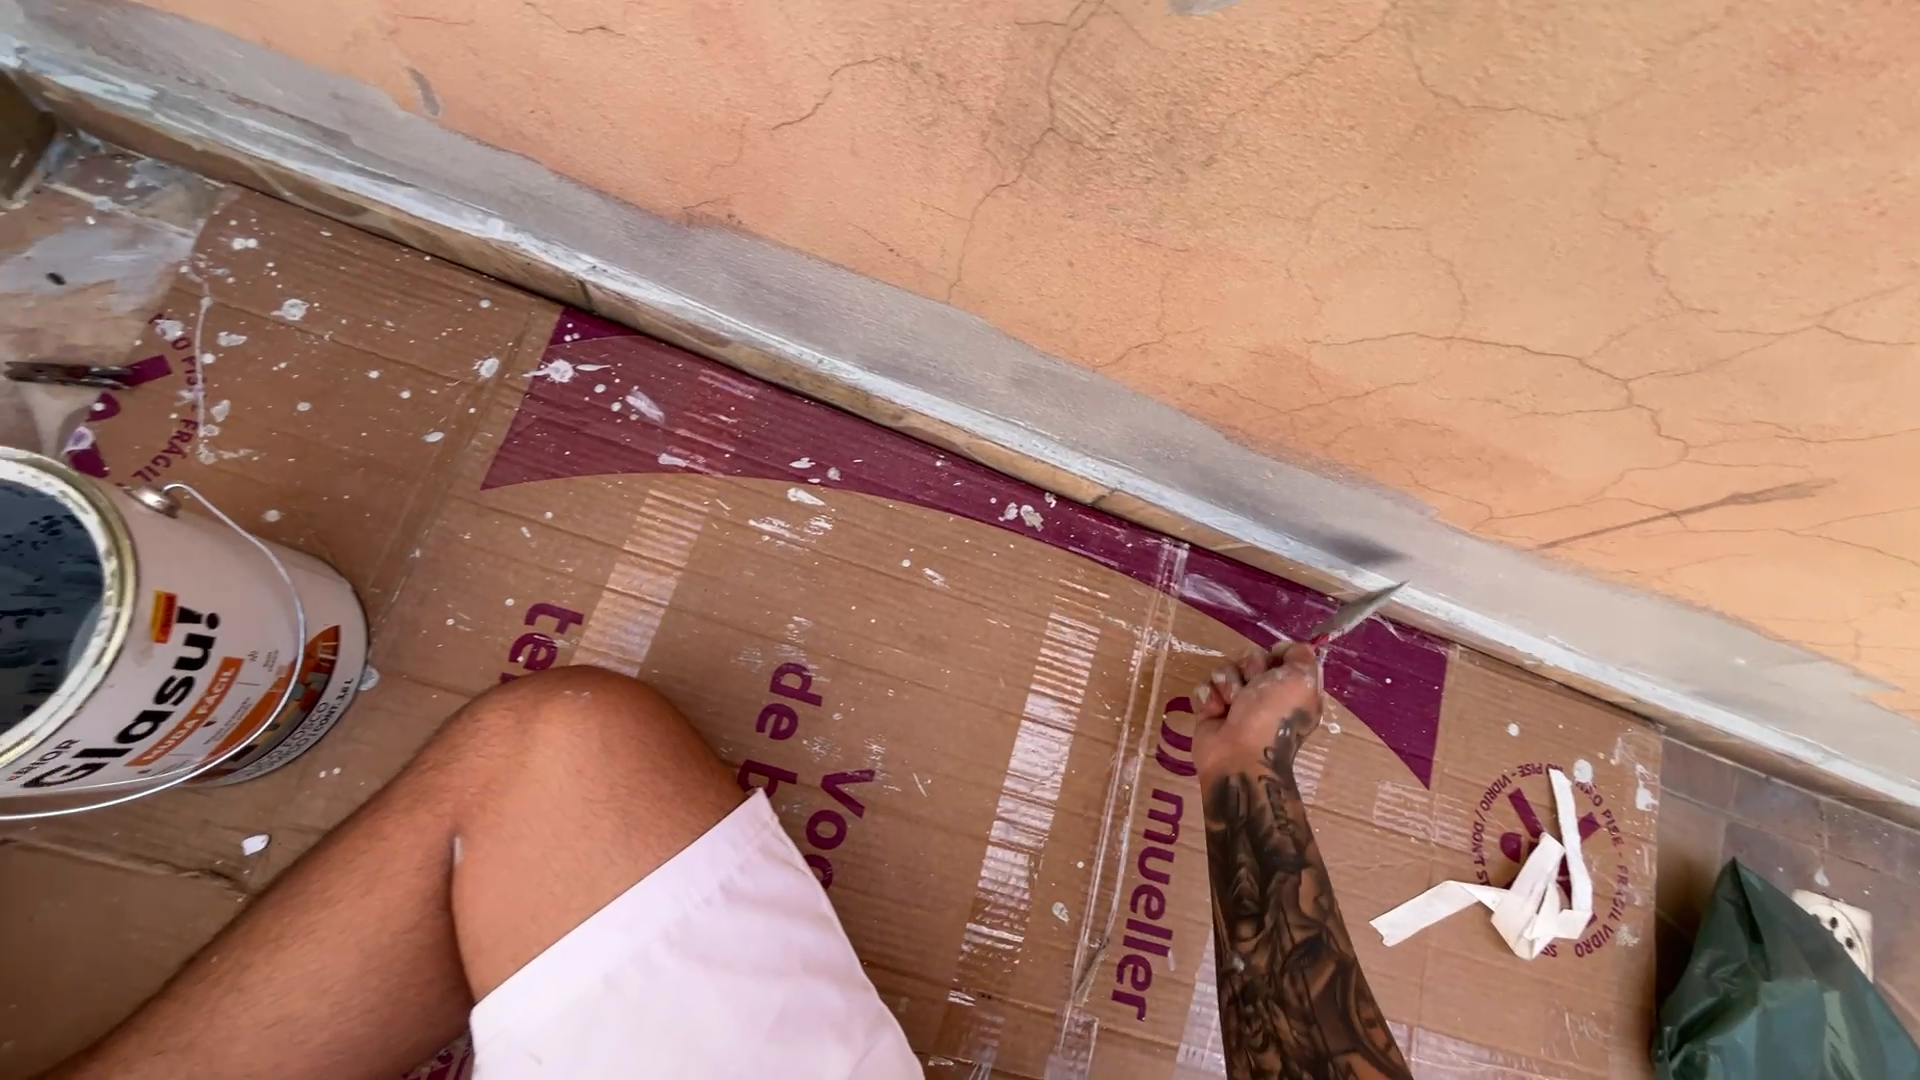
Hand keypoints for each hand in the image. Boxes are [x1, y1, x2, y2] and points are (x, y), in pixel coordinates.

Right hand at [1190, 642, 1323, 780]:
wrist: (1238, 755)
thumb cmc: (1272, 718)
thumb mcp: (1302, 682)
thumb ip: (1302, 657)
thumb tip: (1285, 648)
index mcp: (1290, 689)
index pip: (1278, 655)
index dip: (1273, 656)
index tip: (1273, 664)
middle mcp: (1265, 694)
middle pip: (1248, 658)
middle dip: (1247, 670)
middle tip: (1251, 689)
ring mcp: (1236, 702)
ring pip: (1223, 670)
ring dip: (1225, 685)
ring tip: (1230, 705)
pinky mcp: (1210, 710)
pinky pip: (1202, 687)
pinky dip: (1207, 698)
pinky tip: (1214, 713)